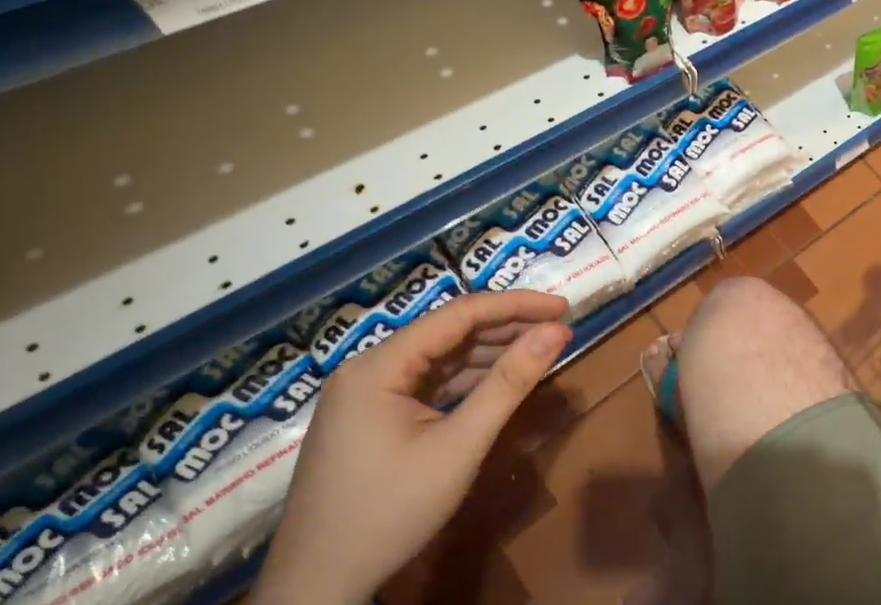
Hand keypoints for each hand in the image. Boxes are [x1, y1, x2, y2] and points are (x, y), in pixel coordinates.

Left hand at [251, 291, 570, 604]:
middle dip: (507, 327)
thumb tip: (557, 331)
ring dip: (491, 353)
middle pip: (449, 331)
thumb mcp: (459, 445)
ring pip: (440, 356)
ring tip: (540, 352)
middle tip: (559, 330)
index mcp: (379, 366)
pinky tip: (500, 383)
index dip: (516, 304)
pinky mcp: (371, 418)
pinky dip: (468, 379)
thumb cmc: (389, 511)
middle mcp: (367, 369)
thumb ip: (509, 383)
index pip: (459, 313)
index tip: (564, 308)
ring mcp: (365, 395)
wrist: (316, 586)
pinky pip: (429, 382)